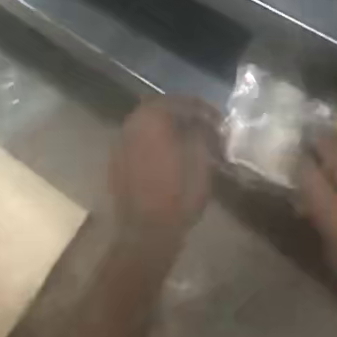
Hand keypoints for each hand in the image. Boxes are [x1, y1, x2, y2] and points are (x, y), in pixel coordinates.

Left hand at [110, 97, 217, 248]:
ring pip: (149, 123)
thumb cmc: (178, 196)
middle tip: (204, 125)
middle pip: (162, 107)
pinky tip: (170, 154)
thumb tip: (206, 124)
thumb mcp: (202, 161)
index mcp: (154, 118)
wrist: (145, 234)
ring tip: (188, 140)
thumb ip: (203, 133)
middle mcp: (134, 123)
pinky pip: (139, 139)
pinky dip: (155, 140)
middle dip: (184, 113)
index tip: (219, 120)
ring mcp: (122, 142)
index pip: (183, 101)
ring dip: (169, 126)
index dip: (204, 109)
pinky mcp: (117, 161)